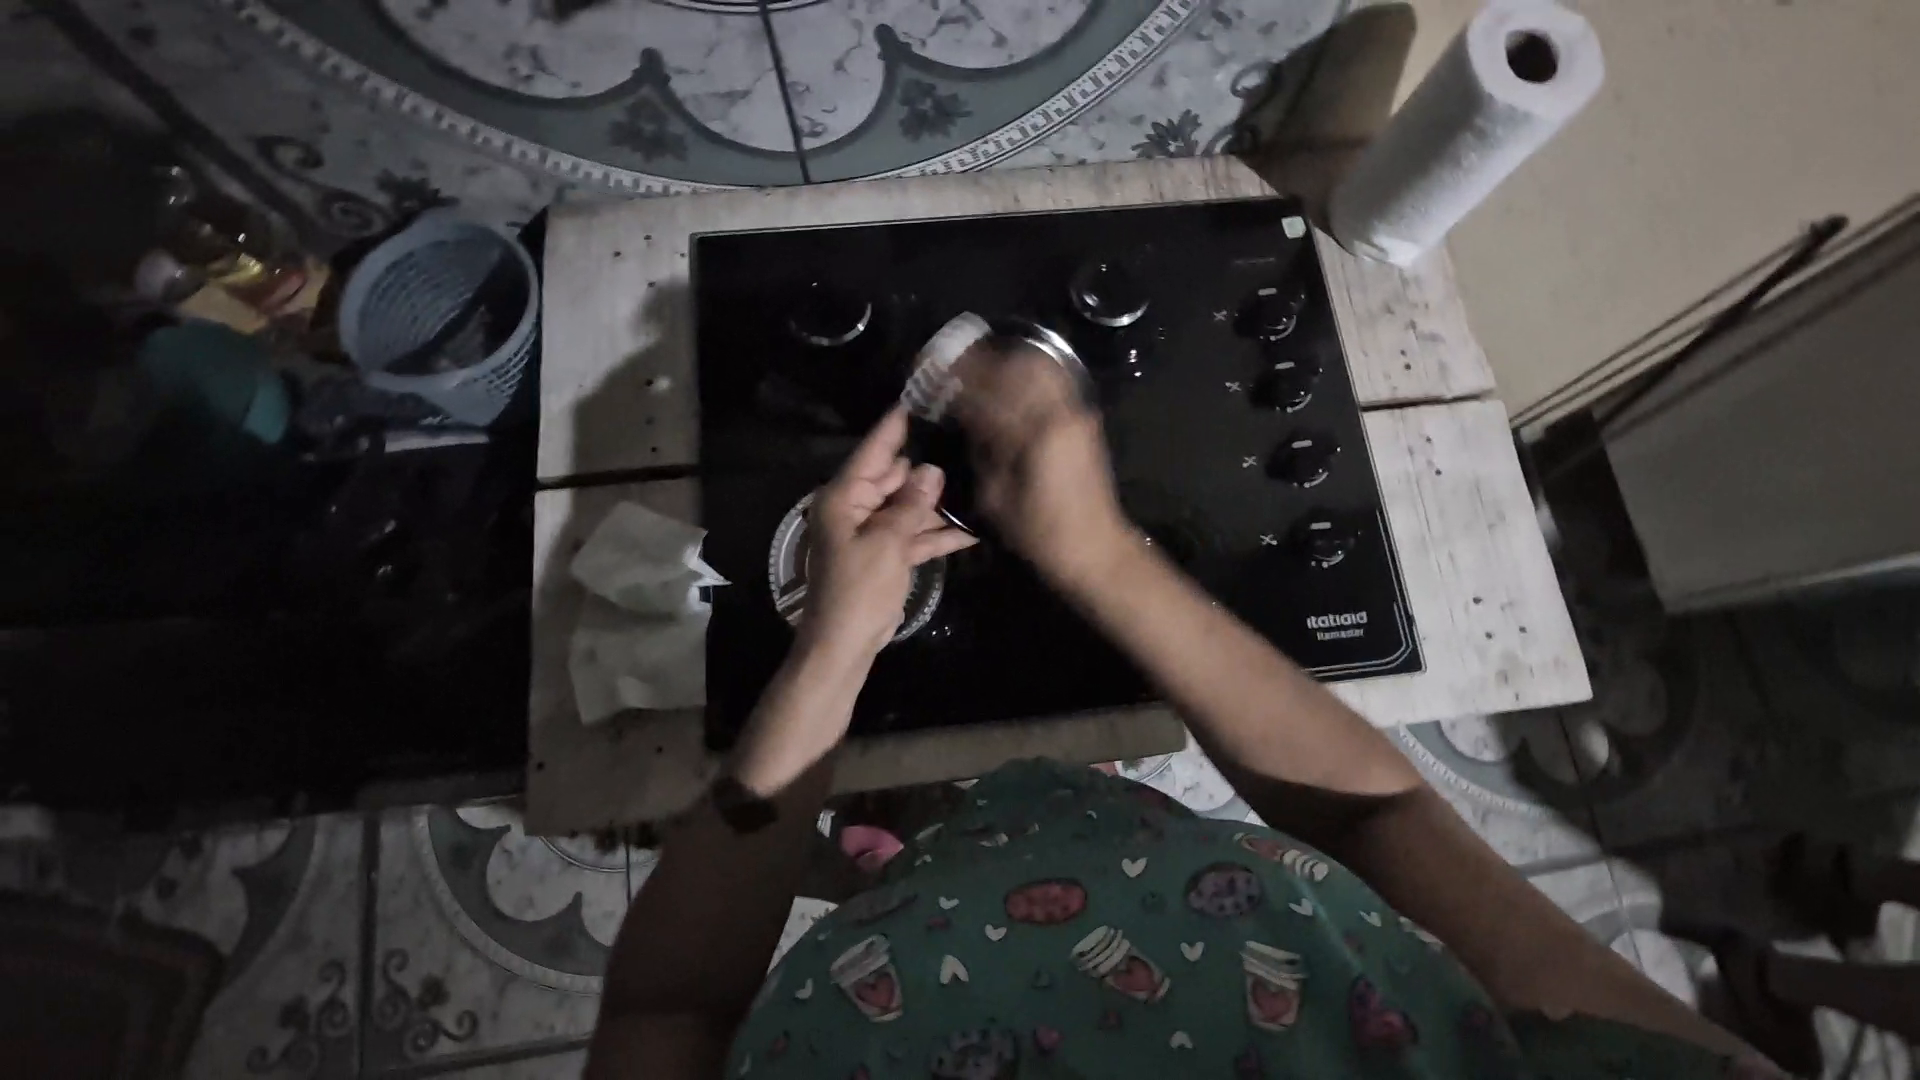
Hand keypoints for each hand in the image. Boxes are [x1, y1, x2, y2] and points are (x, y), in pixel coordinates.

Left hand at [800, 406, 976, 659]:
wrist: (844, 644)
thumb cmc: (858, 589)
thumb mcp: (887, 543)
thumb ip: (911, 505)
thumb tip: (932, 469)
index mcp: (845, 497)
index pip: (873, 452)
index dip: (895, 428)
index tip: (917, 399)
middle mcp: (856, 508)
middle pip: (895, 478)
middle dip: (928, 469)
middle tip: (965, 444)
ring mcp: (872, 532)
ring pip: (909, 507)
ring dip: (939, 505)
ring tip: (978, 483)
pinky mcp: (886, 555)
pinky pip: (914, 535)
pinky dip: (937, 534)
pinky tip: (972, 530)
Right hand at [953, 343, 1132, 584]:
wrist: (1095, 546)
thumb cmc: (1039, 532)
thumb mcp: (995, 500)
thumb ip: (981, 453)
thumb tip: (969, 423)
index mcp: (1032, 435)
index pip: (986, 392)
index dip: (956, 378)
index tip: (933, 369)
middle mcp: (1058, 415)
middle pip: (1016, 366)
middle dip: (982, 361)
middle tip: (957, 364)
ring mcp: (1076, 414)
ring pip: (1040, 367)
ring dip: (1007, 363)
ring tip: (983, 370)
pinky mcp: (1085, 420)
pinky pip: (1055, 382)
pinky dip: (1029, 375)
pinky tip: (1011, 384)